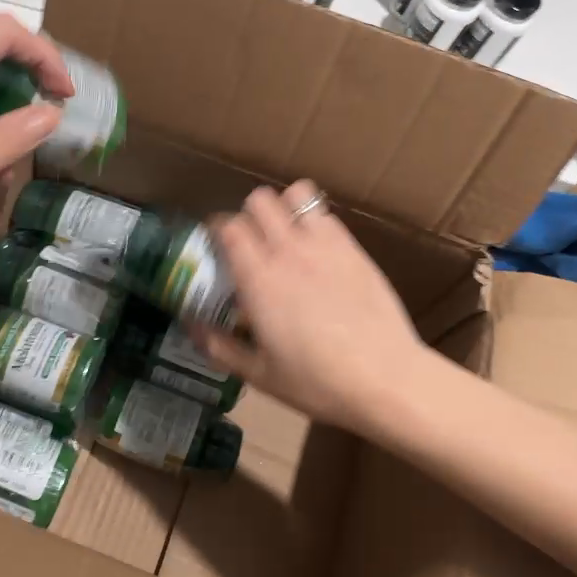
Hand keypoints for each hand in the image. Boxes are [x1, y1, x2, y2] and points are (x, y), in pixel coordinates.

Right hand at [195, 180, 429, 430]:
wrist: (385, 379)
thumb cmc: (317, 382)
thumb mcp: (260, 375)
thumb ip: (220, 347)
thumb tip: (191, 326)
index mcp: (259, 279)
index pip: (229, 226)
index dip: (217, 227)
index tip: (215, 242)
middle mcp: (289, 251)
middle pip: (260, 200)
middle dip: (248, 213)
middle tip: (250, 240)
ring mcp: (325, 245)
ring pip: (296, 195)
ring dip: (284, 207)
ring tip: (284, 234)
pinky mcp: (354, 249)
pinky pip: (327, 215)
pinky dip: (314, 220)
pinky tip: (316, 249)